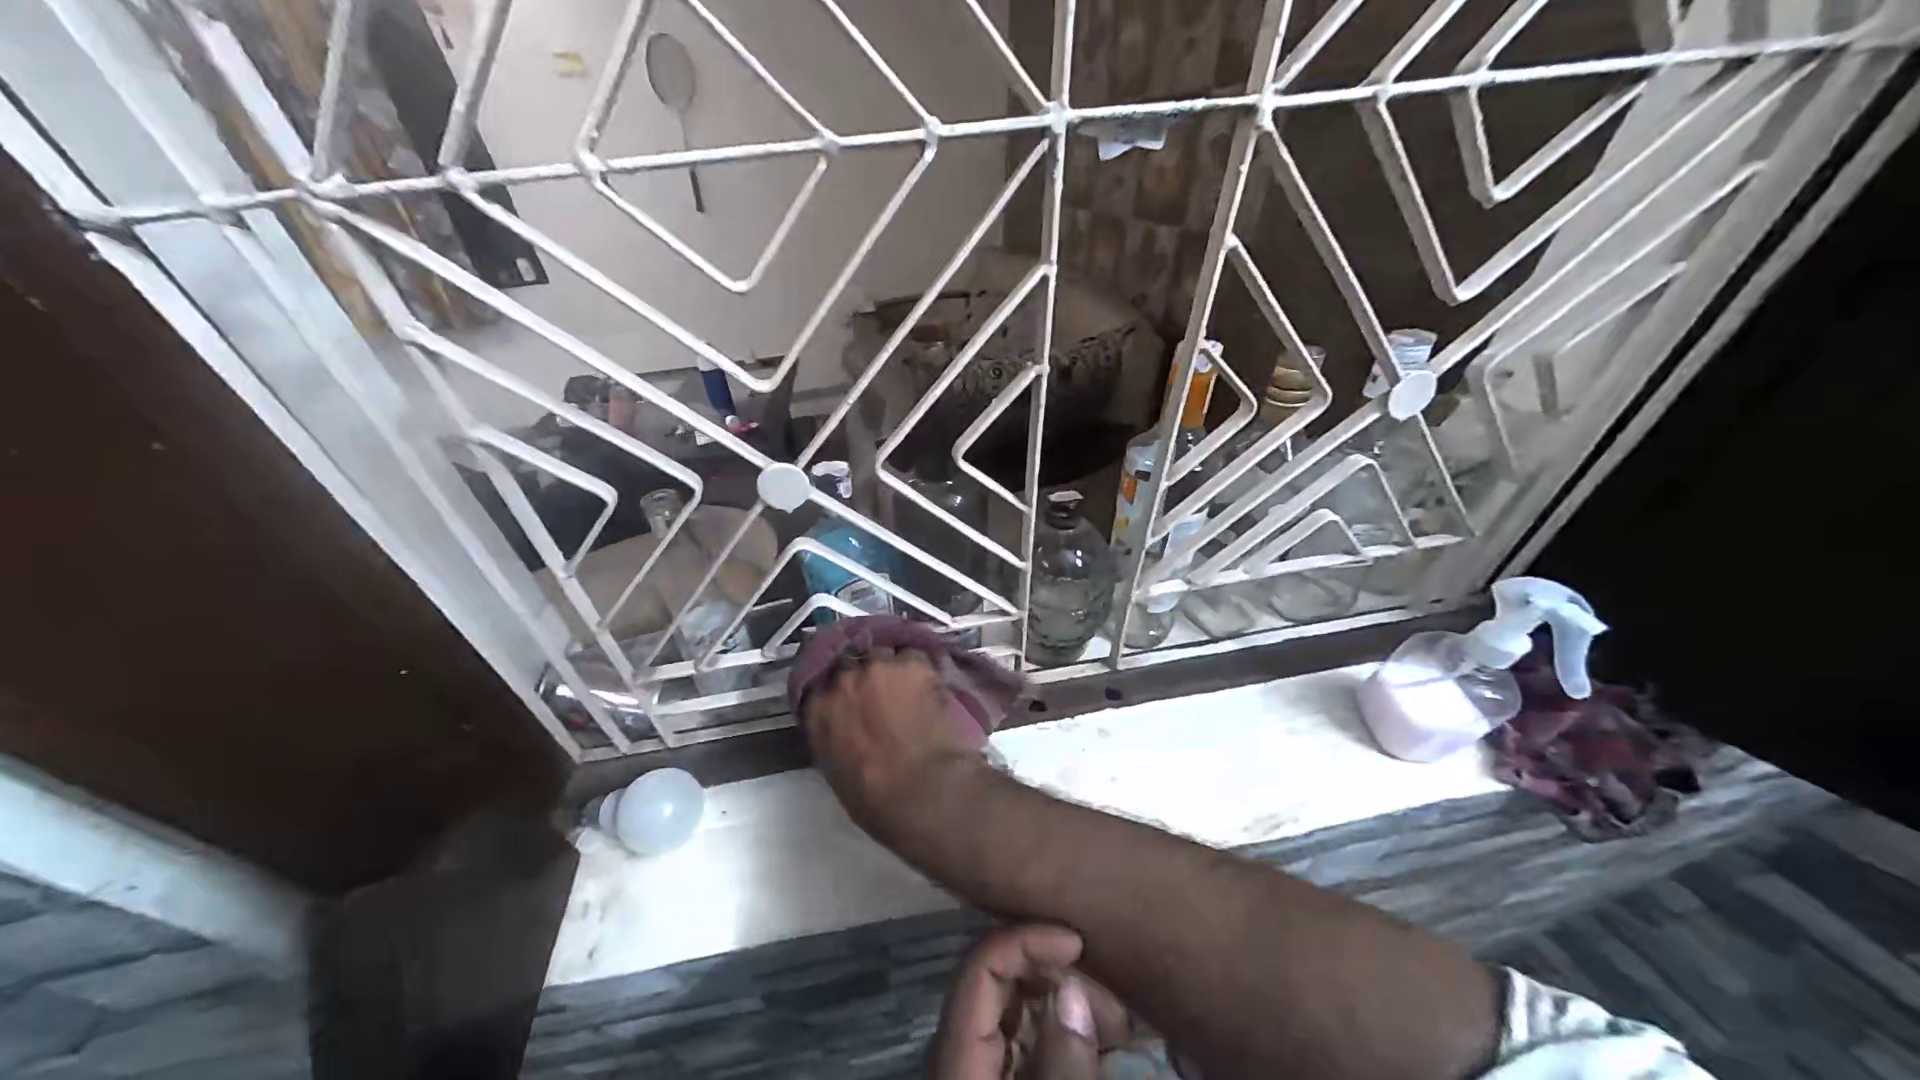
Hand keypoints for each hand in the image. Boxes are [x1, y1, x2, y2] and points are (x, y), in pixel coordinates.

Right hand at [802, 650, 979, 840]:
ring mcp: (879, 666)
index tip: (848, 695)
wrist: (923, 790)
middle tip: (880, 690)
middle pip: (850, 661)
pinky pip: (915, 655)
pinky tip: (930, 683)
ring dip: (891, 667)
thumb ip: (833, 737)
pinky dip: (921, 667)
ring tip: (908, 686)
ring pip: (883, 653)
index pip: (819, 683)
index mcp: (818, 711)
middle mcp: (843, 680)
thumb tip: (845, 727)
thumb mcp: (836, 771)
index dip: (835, 687)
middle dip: (862, 673)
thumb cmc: (877, 799)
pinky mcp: (914, 663)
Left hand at [930, 924, 1129, 1079]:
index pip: (981, 963)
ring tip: (1116, 1019)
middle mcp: (962, 1047)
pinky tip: (1101, 1038)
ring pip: (1019, 1005)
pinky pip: (1028, 1035)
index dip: (1026, 939)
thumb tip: (1075, 993)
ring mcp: (981, 1063)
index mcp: (956, 1053)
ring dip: (1065, 999)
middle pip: (1001, 977)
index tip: (1077, 941)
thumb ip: (1060, 1067)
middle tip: (1111, 996)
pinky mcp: (1000, 1073)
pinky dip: (1063, 1029)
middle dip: (1055, 970)